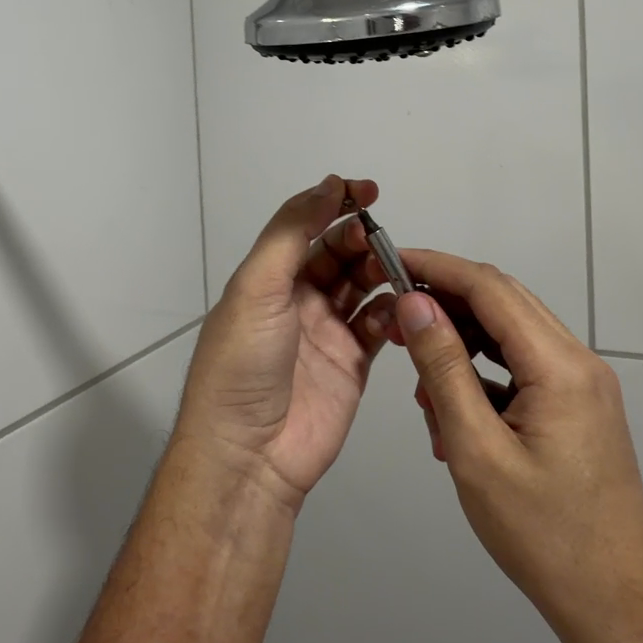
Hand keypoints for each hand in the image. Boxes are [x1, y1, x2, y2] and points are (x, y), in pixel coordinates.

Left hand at [173, 175, 393, 513]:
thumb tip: (325, 186)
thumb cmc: (242, 367)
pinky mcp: (351, 365)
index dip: (333, 203)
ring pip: (361, 286)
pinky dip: (392, 312)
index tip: (366, 190)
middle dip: (361, 238)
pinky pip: (378, 327)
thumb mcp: (257, 287)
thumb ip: (292, 232)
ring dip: (380, 270)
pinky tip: (401, 307)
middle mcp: (295, 301)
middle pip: (337, 254)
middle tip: (381, 237)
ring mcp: (325, 333)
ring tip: (396, 268)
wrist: (250, 456)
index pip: (304, 226)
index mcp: (266, 278)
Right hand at [391, 251, 642, 642]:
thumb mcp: (475, 449)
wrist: (614, 604)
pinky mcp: (577, 409)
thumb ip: (444, 368)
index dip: (437, 267)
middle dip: (445, 301)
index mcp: (561, 367)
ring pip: (509, 335)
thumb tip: (416, 304)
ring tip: (418, 376)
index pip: (490, 288)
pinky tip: (450, 407)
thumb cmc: (543, 534)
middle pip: (503, 303)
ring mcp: (582, 386)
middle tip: (392, 316)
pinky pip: (520, 368)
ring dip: (460, 342)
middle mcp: (579, 363)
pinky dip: (480, 373)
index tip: (390, 262)